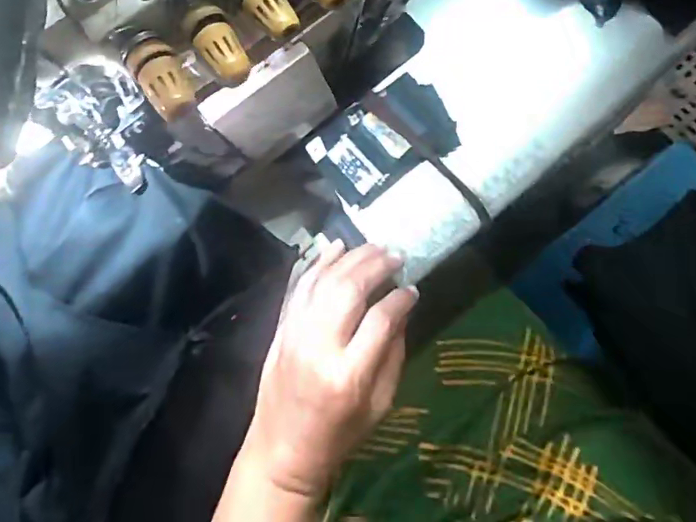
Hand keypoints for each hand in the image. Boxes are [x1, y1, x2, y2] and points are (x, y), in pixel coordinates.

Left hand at [236, 240, 417, 500]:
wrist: (282, 449)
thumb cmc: (339, 435)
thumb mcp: (379, 405)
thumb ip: (393, 355)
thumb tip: (402, 309)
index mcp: (348, 376)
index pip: (379, 321)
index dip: (399, 299)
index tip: (413, 288)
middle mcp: (319, 347)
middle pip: (349, 290)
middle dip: (375, 266)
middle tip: (396, 255)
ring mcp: (296, 333)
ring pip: (324, 281)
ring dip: (351, 258)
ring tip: (374, 247)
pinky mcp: (282, 326)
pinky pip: (301, 285)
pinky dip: (319, 262)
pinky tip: (337, 247)